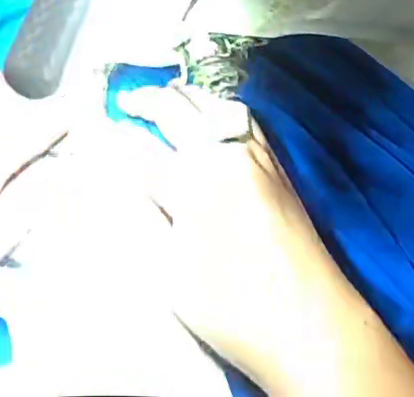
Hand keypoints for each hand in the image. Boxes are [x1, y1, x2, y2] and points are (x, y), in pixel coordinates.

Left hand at [0, 43, 71, 342]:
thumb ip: (33, 198)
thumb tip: (59, 164)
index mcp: (3, 141)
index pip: (58, 113)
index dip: (81, 108)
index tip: (95, 103)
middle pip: (33, 91)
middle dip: (56, 95)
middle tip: (70, 103)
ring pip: (0, 80)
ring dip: (25, 84)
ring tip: (40, 89)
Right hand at [115, 84, 413, 396]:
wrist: (310, 317)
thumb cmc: (232, 303)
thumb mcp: (170, 271)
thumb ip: (143, 217)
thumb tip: (123, 176)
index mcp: (196, 175)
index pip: (145, 145)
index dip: (121, 134)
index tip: (104, 123)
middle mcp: (227, 150)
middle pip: (183, 108)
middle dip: (151, 99)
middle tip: (129, 101)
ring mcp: (256, 152)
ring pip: (217, 103)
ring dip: (187, 96)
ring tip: (166, 98)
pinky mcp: (277, 162)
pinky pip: (242, 116)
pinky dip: (218, 105)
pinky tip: (214, 117)